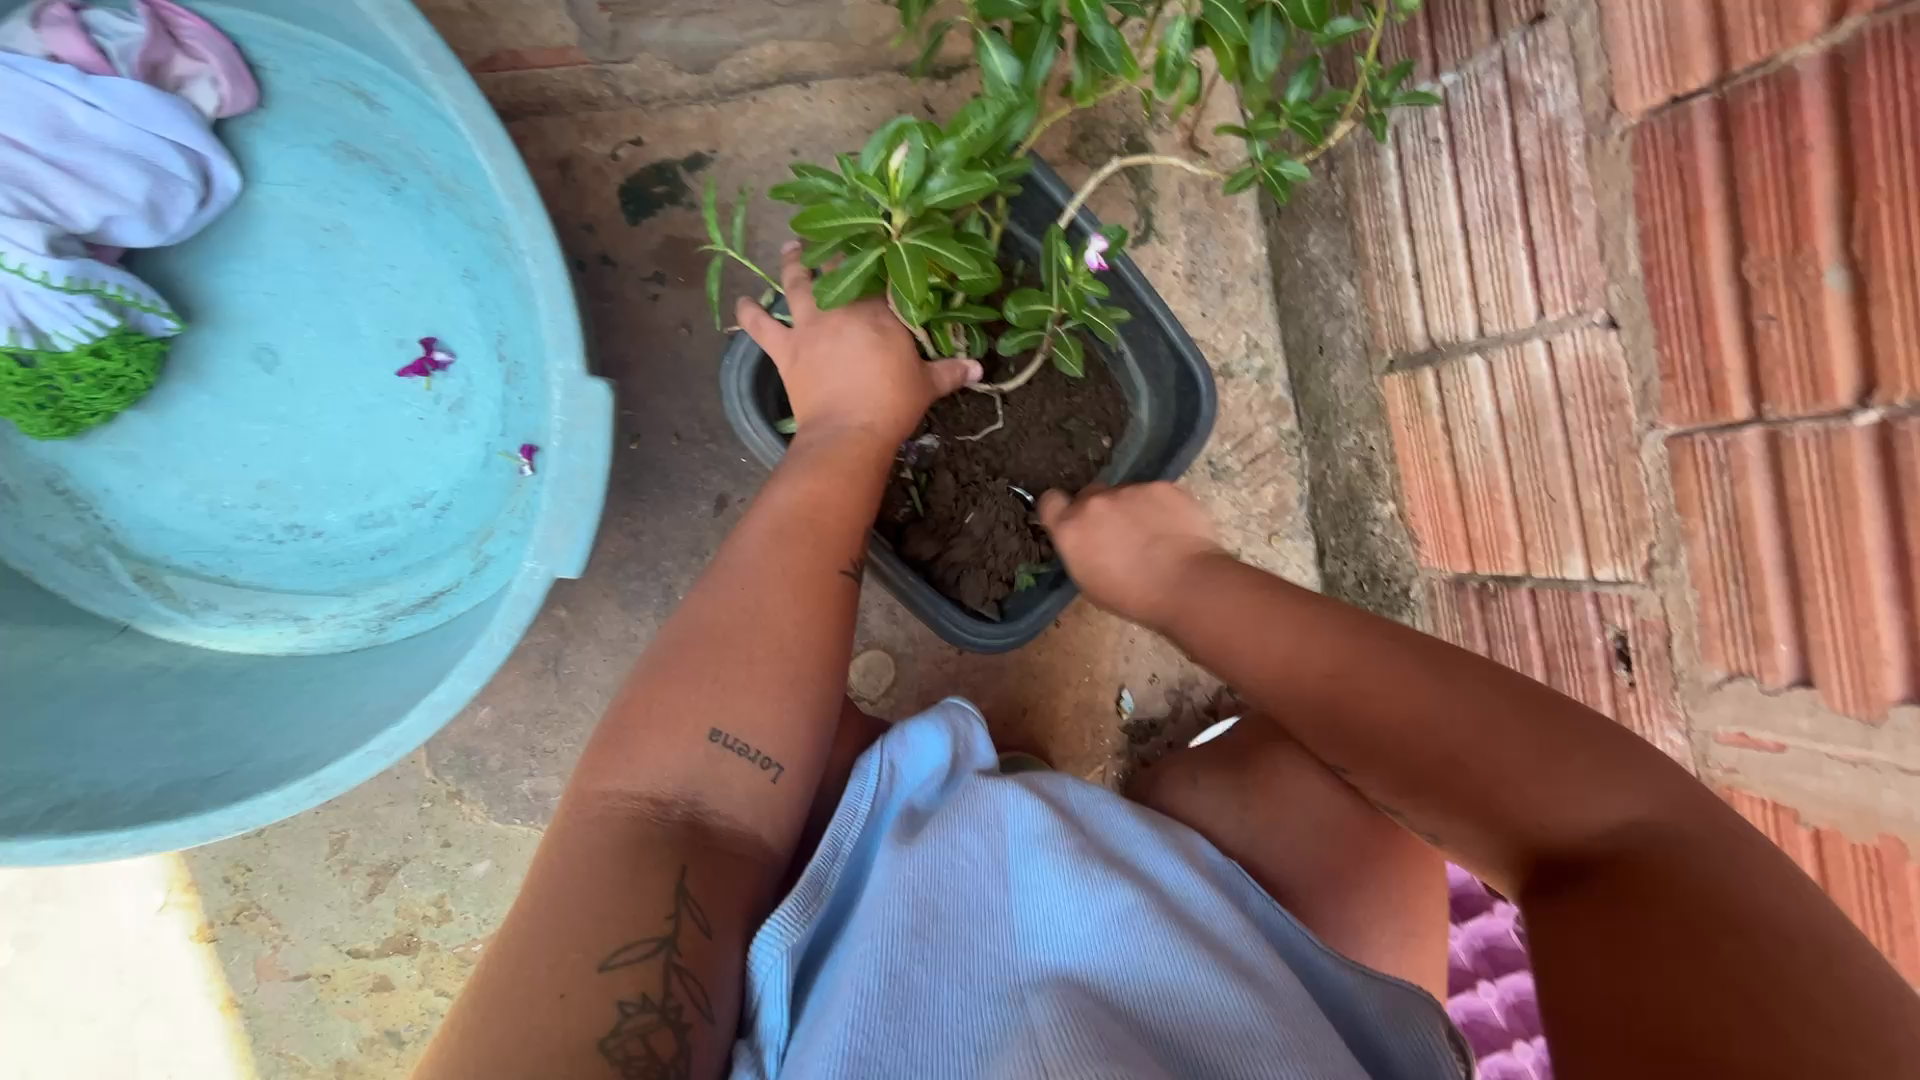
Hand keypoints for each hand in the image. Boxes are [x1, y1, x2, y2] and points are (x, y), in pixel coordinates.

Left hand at [736, 241, 981, 448]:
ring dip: (792, 264)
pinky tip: (741, 302)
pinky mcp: (786, 350)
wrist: (849, 433)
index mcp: (880, 314)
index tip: (883, 243)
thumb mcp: (927, 387)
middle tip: (834, 234)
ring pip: (797, 285)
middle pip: (838, 269)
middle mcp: (842, 309)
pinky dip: (749, 314)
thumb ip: (951, 372)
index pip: (883, 279)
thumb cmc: (892, 406)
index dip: (883, 261)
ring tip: (790, 248)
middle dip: (837, 250)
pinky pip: (761, 327)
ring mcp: (810, 326)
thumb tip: (980, 370)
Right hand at [1036, 482, 1228, 629]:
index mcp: (1070, 528)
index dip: (1061, 509)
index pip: (1049, 501)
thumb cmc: (1132, 597)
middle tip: (1120, 535)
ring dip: (1133, 509)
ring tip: (1155, 536)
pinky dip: (1161, 507)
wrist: (1186, 585)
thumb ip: (1079, 550)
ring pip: (1125, 494)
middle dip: (1100, 511)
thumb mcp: (1089, 582)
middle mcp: (1094, 502)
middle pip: (1089, 495)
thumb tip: (1087, 541)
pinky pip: (1154, 493)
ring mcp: (1129, 490)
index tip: (1074, 522)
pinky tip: (1174, 529)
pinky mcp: (1162, 486)